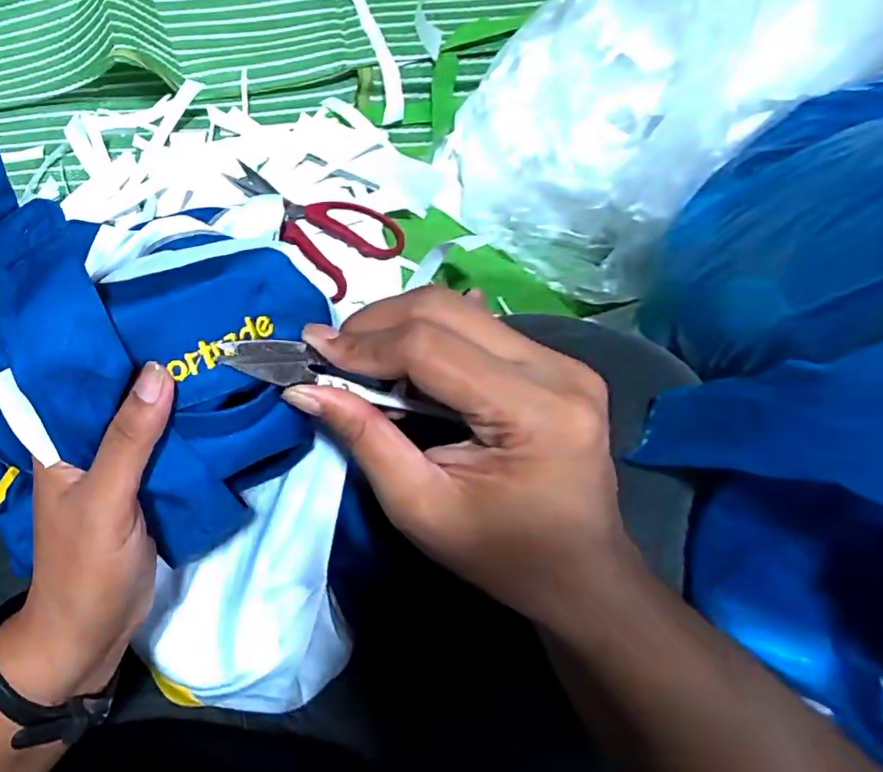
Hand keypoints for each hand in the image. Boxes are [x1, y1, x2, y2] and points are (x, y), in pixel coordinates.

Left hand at [0, 362, 172, 705]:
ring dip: (164, 400)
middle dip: (144, 370)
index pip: (77, 379)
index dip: (107, 347)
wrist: (89, 641)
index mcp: (55, 439)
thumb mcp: (105, 498)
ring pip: (137, 424)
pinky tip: (203, 409)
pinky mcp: (134, 491)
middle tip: (188, 329)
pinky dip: (175, 435)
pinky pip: (155, 453)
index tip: (144, 312)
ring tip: (203, 355)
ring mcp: (109, 469)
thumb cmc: (84, 568)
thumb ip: (129, 438)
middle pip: (112, 398)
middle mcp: (79, 446)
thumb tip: (157, 370)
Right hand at [281, 287, 639, 626]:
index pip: (429, 348)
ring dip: (392, 322)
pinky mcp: (549, 360)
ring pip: (452, 307)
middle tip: (330, 353)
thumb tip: (302, 388)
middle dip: (372, 323)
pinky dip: (418, 330)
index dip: (363, 345)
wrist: (580, 576)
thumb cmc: (499, 552)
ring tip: (357, 356)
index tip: (312, 353)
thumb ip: (363, 437)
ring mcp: (559, 361)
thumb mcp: (418, 506)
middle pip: (441, 310)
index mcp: (537, 414)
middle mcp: (557, 372)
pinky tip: (396, 359)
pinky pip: (468, 322)